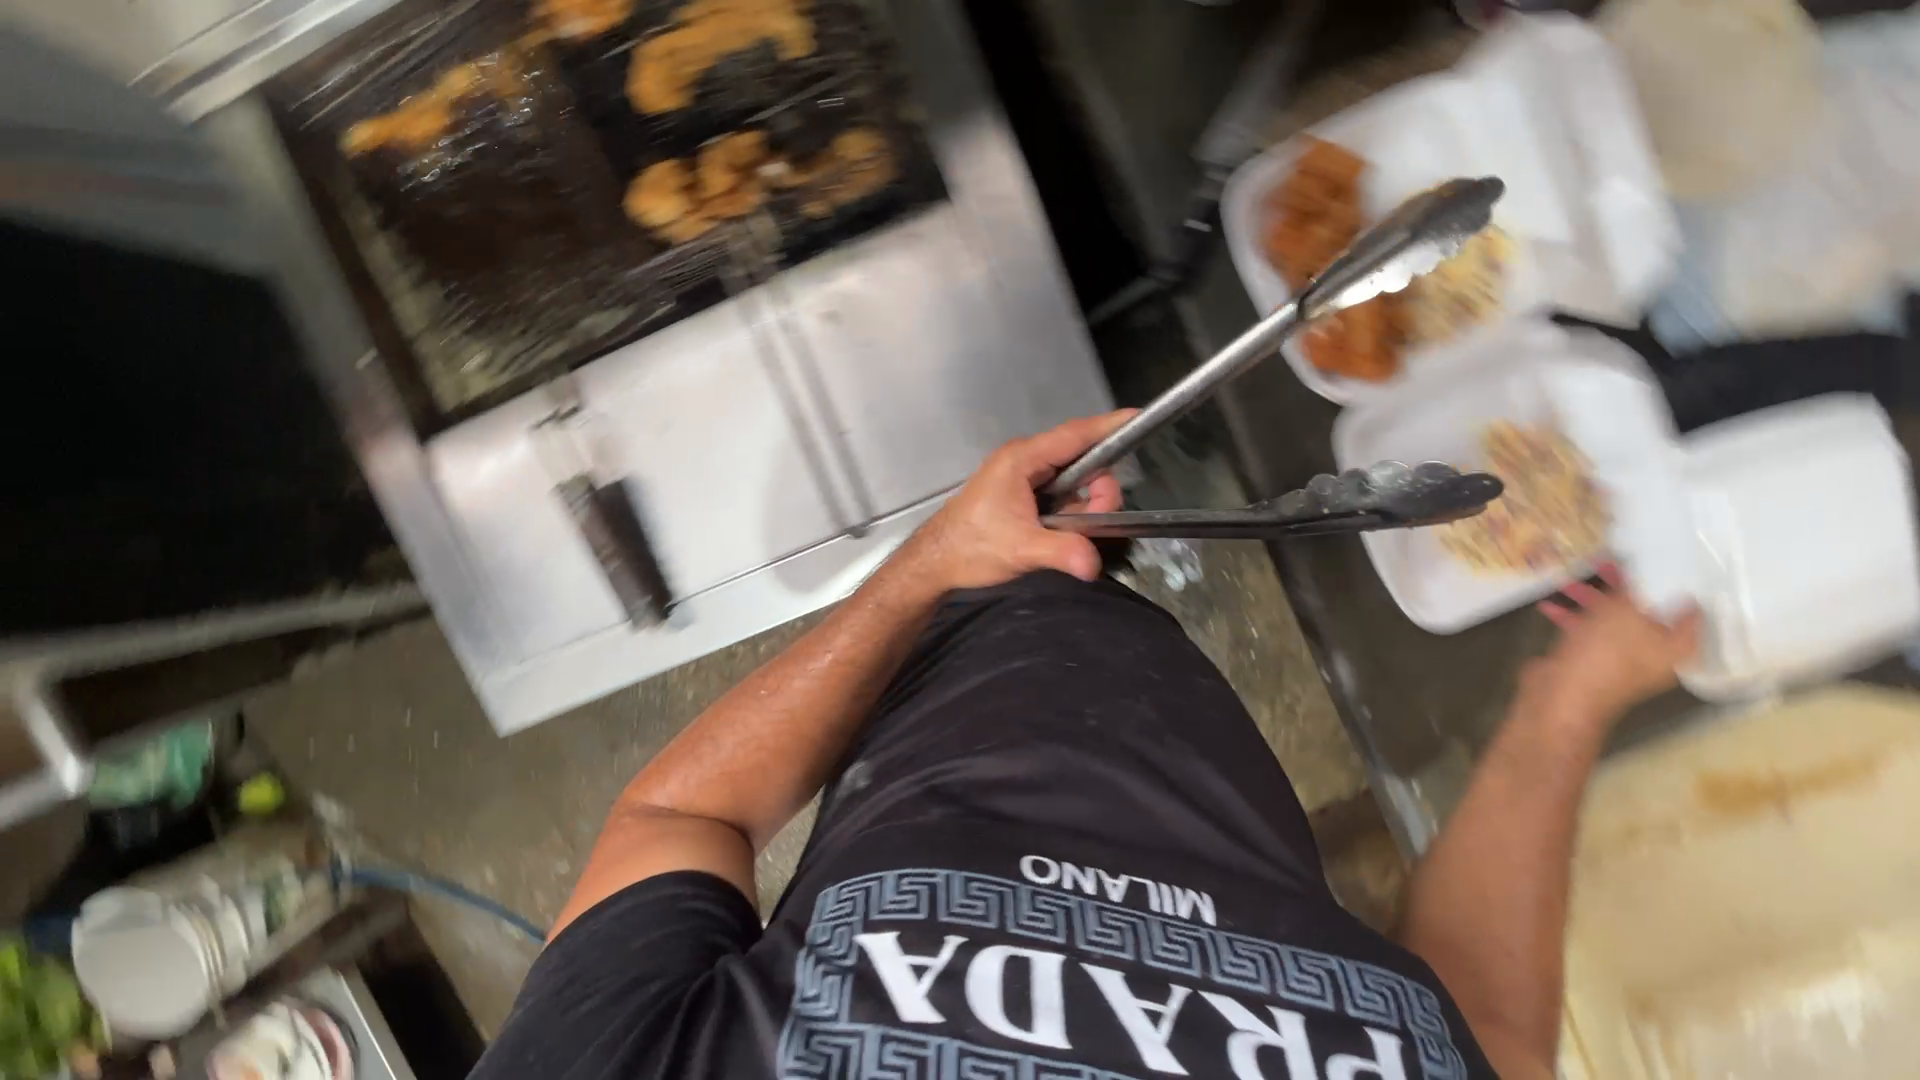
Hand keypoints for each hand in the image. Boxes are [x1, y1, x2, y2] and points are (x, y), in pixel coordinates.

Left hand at [885, 410, 1135, 596]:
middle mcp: (1024, 461)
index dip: (1108, 425)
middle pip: (1082, 461)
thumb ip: (1061, 551)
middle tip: (1093, 524)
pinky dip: (1071, 513)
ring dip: (1084, 507)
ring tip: (1070, 535)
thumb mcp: (1020, 550)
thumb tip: (1093, 563)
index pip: (1075, 435)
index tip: (1137, 416)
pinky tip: (1061, 534)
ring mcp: (1023, 477)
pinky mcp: (1023, 495)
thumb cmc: (968, 547)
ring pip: (1074, 481)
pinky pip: (1061, 494)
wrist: (936, 562)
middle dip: (1098, 491)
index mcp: (1021, 460)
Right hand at [1525, 564, 1702, 725]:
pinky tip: (1547, 606)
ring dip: (1589, 600)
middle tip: (1604, 564)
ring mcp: (1620, 657)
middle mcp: (1654, 652)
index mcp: (1677, 645)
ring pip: (1610, 620)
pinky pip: (1585, 631)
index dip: (1673, 582)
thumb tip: (1655, 571)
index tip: (1659, 558)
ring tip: (1567, 582)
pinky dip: (1569, 617)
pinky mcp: (1590, 660)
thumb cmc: (1604, 655)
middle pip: (1644, 611)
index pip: (1687, 607)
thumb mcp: (1624, 613)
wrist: (1562, 696)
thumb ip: (1638, 589)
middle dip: (1622, 587)